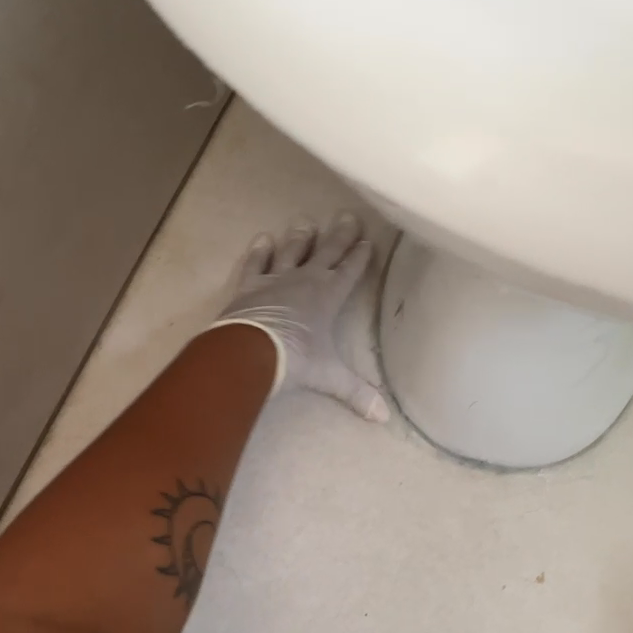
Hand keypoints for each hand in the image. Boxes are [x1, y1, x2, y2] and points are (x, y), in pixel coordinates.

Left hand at [212, 213, 389, 422]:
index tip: (368, 241)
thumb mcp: (330, 377)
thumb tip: (384, 418)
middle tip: (347, 215)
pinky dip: (259, 252)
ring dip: (300, 238)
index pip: (349, 272)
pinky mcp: (248, 285)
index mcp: (329, 296)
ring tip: (306, 221)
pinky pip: (255, 263)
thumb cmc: (297, 360)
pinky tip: (262, 239)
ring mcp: (274, 279)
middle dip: (338, 236)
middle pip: (326, 253)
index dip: (360, 258)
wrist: (251, 350)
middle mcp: (305, 280)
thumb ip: (356, 393)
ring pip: (291, 252)